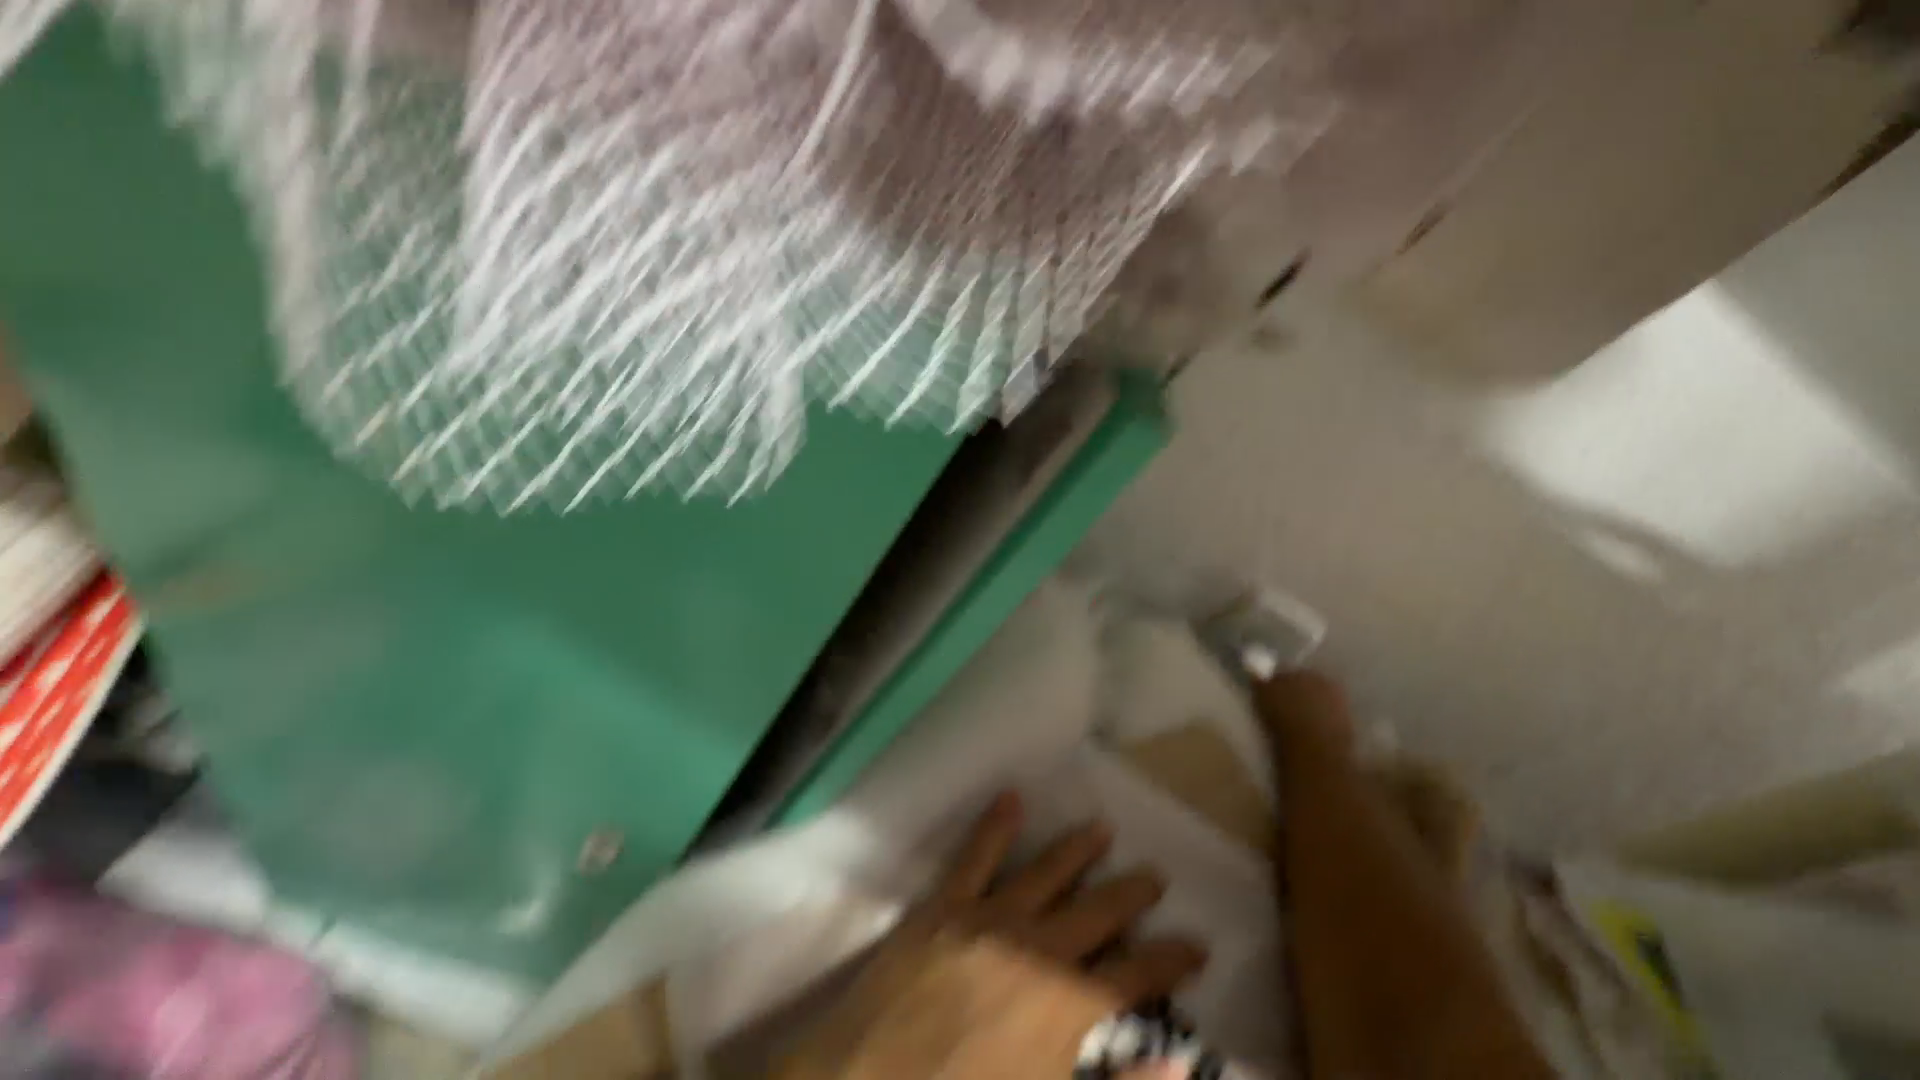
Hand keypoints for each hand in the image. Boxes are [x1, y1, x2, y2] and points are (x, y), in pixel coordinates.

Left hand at [779, 792, 1207, 1078]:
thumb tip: (1179, 1063)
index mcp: (1068, 1006)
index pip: (1138, 975)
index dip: (1172, 960)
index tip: (1197, 945)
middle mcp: (1038, 949)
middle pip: (1098, 913)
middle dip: (1131, 895)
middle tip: (1154, 876)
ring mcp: (988, 920)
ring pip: (1045, 874)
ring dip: (1076, 851)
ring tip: (1102, 829)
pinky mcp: (941, 909)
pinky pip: (973, 858)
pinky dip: (994, 826)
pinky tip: (1011, 797)